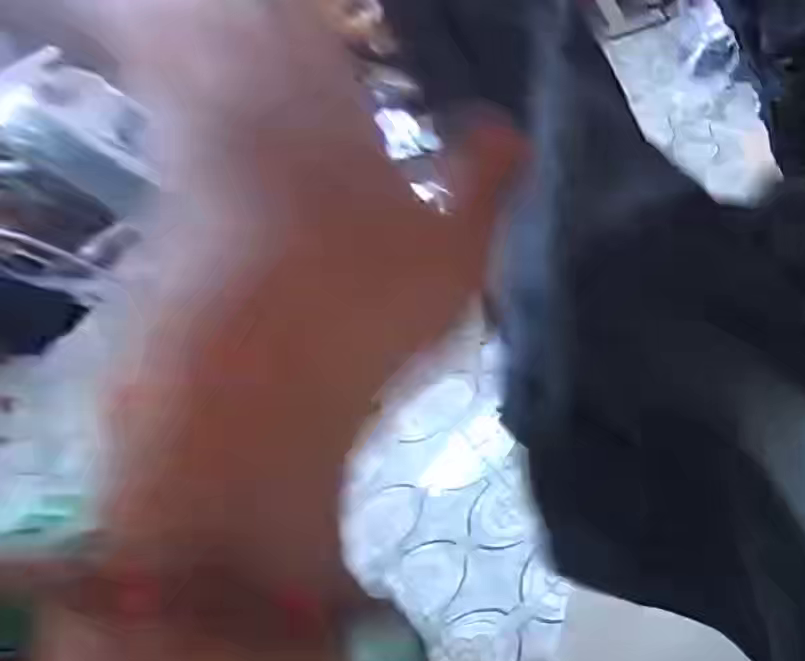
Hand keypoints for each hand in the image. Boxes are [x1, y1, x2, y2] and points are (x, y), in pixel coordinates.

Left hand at [79, 0, 524, 581]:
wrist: (252, 366)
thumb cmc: (370, 296)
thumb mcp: (456, 246)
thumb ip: (483, 181)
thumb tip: (515, 130)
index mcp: (308, 82)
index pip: (314, 10)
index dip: (354, 17)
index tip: (398, 33)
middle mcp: (229, 79)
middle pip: (227, 12)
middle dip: (300, 25)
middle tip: (355, 47)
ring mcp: (188, 122)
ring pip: (183, 34)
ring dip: (239, 39)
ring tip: (315, 73)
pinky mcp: (173, 168)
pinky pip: (177, 83)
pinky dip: (211, 77)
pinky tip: (267, 119)